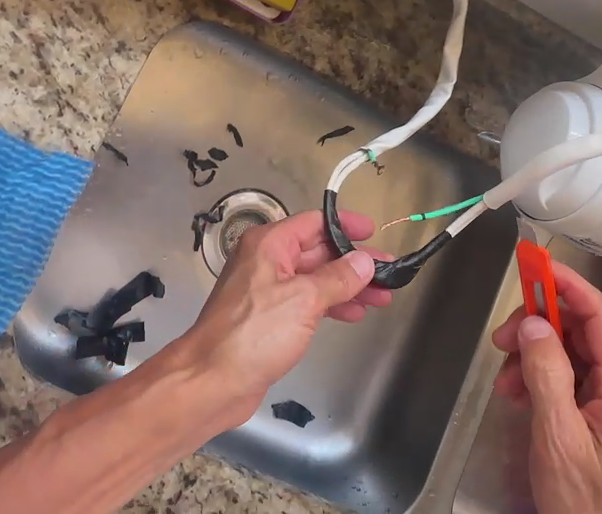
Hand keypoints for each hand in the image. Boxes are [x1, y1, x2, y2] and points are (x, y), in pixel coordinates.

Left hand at [163, 210, 392, 423]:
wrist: (213, 380)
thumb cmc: (255, 332)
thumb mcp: (303, 300)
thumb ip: (338, 278)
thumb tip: (365, 261)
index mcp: (268, 244)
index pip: (313, 222)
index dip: (344, 225)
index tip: (373, 232)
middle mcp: (266, 260)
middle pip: (316, 251)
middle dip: (353, 261)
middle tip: (389, 272)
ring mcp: (267, 290)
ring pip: (314, 278)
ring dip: (347, 285)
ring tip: (382, 297)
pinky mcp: (269, 318)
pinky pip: (307, 301)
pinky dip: (331, 304)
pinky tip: (355, 313)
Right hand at [490, 260, 601, 513]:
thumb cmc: (588, 507)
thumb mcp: (558, 439)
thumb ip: (546, 374)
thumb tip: (534, 322)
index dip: (568, 284)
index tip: (534, 264)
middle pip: (587, 335)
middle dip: (541, 327)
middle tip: (501, 340)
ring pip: (580, 359)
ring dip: (539, 357)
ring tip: (506, 380)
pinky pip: (581, 386)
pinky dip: (549, 382)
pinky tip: (522, 397)